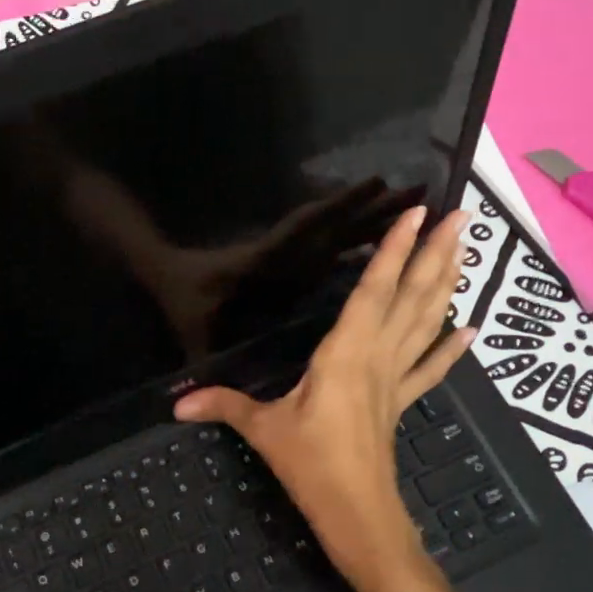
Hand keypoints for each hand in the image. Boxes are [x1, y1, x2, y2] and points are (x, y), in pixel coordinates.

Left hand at [145, 178, 411, 359]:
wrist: (166, 277)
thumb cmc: (181, 301)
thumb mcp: (191, 334)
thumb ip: (197, 365)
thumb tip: (184, 403)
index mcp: (264, 264)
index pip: (302, 230)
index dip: (336, 210)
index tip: (373, 188)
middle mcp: (288, 257)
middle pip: (336, 227)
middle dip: (376, 211)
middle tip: (425, 195)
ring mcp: (295, 261)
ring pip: (345, 238)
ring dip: (380, 224)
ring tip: (426, 215)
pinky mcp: (299, 270)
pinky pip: (340, 257)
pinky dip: (371, 253)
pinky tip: (404, 260)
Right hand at [172, 206, 474, 591]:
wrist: (358, 515)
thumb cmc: (312, 467)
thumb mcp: (264, 431)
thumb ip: (223, 406)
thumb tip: (176, 401)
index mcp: (345, 354)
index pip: (373, 293)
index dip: (393, 252)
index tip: (415, 215)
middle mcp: (377, 358)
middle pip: (412, 299)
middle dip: (435, 255)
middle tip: (463, 216)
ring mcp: (395, 380)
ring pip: (427, 323)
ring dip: (447, 285)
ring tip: (466, 249)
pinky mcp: (401, 403)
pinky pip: (431, 370)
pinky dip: (451, 348)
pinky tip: (472, 327)